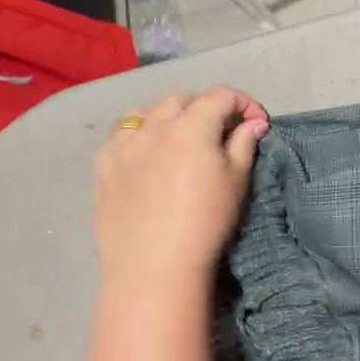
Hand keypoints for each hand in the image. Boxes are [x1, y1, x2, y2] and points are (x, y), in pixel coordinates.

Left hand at [94, 86, 270, 287]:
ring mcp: (123, 146)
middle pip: (182, 99)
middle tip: (221, 132)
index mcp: (191, 127)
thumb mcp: (237, 180)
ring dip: (168, 116)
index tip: (256, 122)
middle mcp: (154, 128)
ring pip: (145, 112)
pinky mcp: (103, 167)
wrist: (154, 264)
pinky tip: (148, 156)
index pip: (220, 95)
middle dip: (206, 107)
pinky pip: (120, 137)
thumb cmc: (206, 221)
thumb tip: (254, 123)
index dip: (244, 102)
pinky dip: (139, 136)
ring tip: (180, 138)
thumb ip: (244, 143)